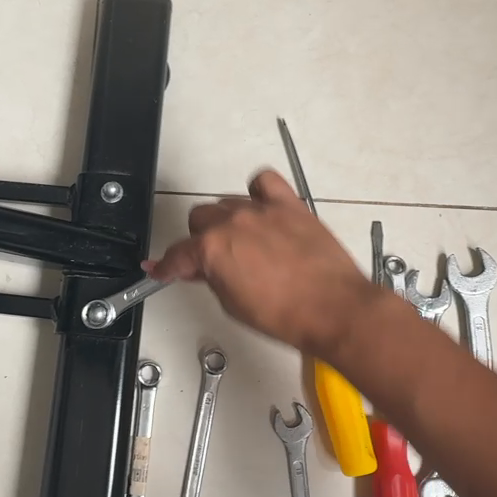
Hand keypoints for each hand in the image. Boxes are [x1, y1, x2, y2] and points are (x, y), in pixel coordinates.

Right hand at [146, 169, 382, 357]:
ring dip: (226, 220)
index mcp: (212, 249)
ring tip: (240, 242)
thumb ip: (210, 279)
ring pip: (227, 202)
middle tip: (210, 262)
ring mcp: (262, 209)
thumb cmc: (285, 315)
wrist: (334, 309)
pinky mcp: (289, 205)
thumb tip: (201, 269)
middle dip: (200, 240)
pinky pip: (264, 182)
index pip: (178, 254)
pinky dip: (257, 191)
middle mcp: (232, 222)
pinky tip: (260, 208)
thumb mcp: (232, 305)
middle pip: (200, 219)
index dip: (167, 266)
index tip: (163, 270)